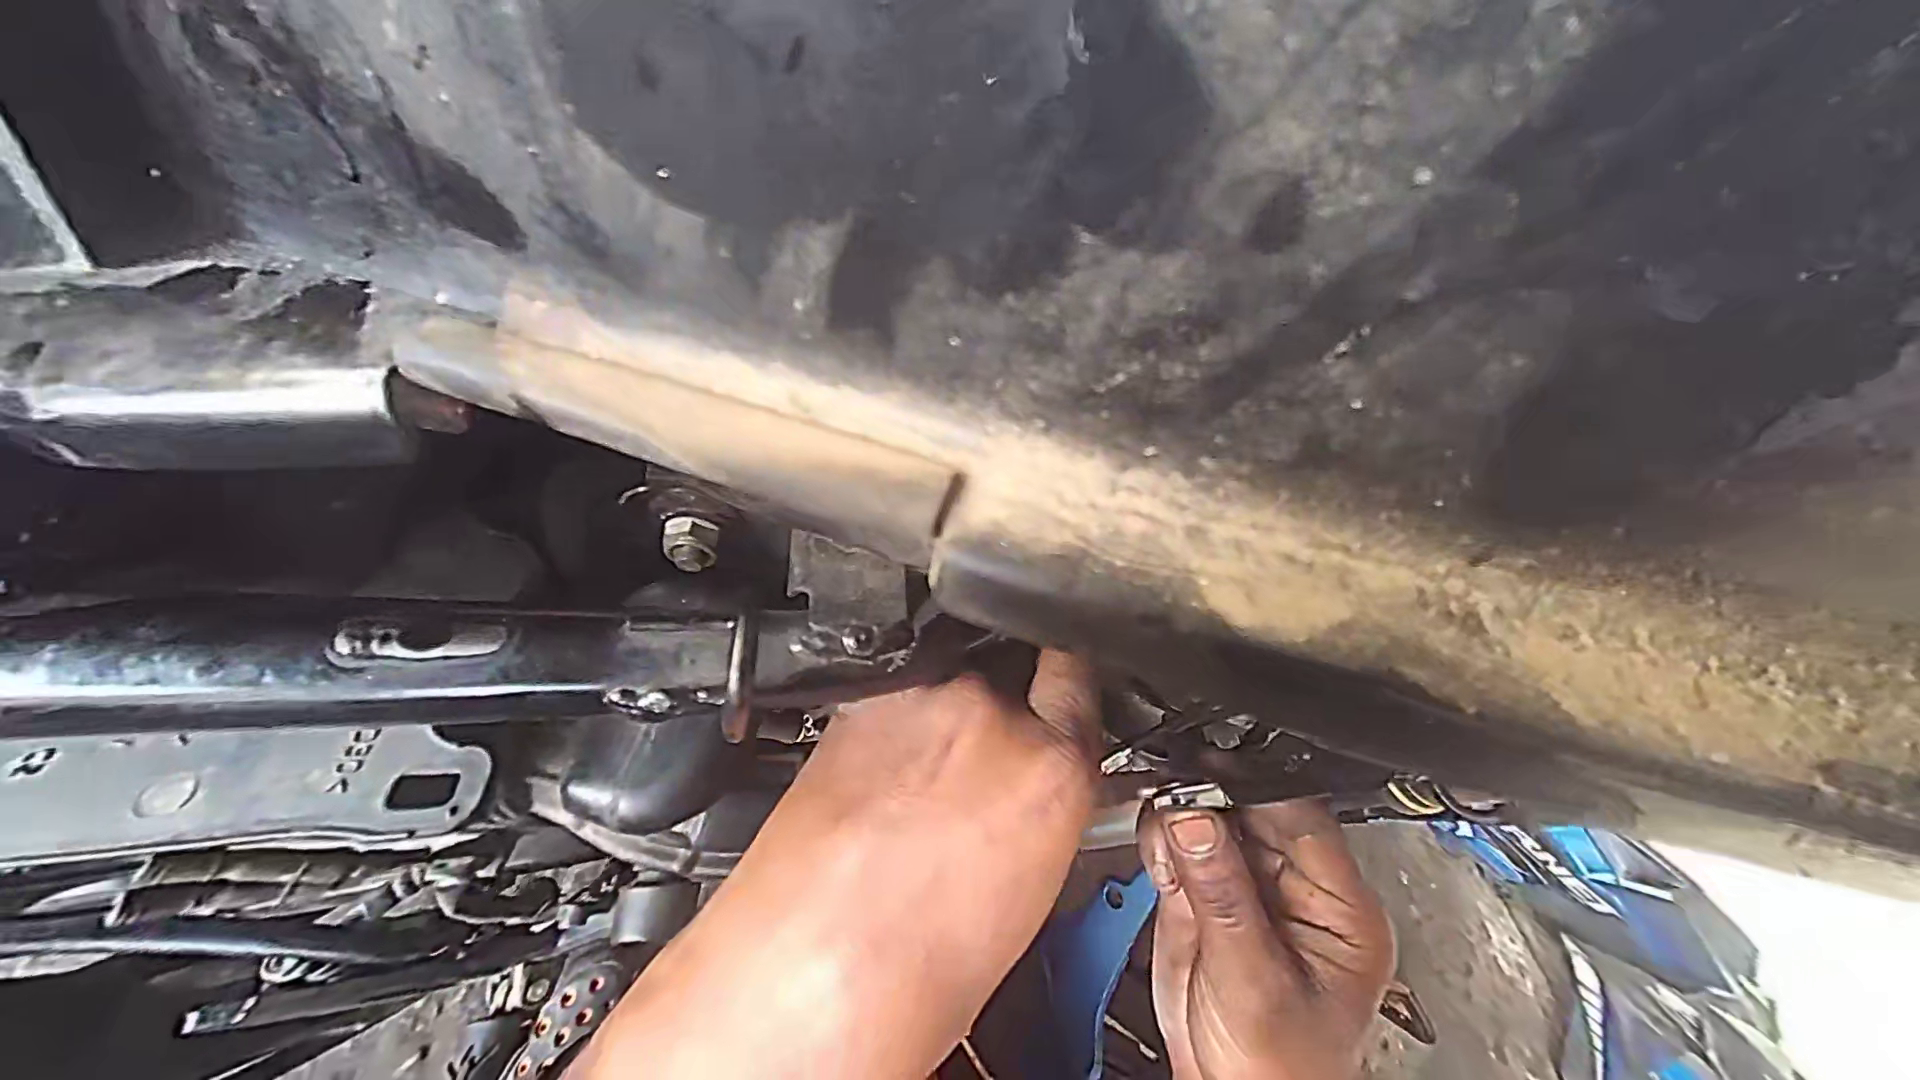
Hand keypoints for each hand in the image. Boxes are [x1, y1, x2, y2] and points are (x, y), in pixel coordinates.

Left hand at [581, 651, 1099, 1079]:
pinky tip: (882, 778)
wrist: (813, 965)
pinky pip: (899, 693)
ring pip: (951, 685)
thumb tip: (1034, 779)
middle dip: (998, 718)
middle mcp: (991, 718)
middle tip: (970, 772)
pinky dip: (897, 723)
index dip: (1062, 685)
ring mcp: (922, 702)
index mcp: (1052, 768)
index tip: (1053, 691)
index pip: (1075, 679)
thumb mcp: (1029, 884)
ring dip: (942, 721)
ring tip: (915, 784)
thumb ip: (1041, 800)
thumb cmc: (917, 964)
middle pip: (1009, 679)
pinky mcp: (863, 701)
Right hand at [1139, 800, 1394, 1079]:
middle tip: (1172, 812)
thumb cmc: (1278, 1068)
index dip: (1250, 789)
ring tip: (1168, 859)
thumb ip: (1222, 897)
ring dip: (1175, 821)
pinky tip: (1162, 871)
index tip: (1202, 777)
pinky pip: (1175, 839)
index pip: (1300, 818)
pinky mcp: (1202, 885)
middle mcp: (1291, 883)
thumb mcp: (1253, 983)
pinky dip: (1158, 842)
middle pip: (1247, 807)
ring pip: (1206, 813)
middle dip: (1204, 802)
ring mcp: (1243, 881)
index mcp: (1336, 904)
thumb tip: (1194, 817)